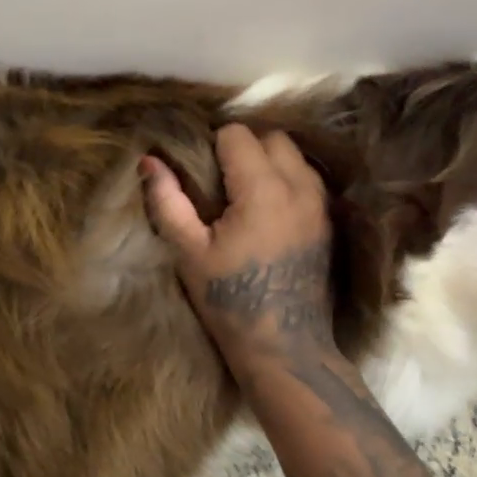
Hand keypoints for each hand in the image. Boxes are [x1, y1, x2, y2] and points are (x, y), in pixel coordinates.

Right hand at [139, 124, 335, 373]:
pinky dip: (284, 178)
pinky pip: (306, 178)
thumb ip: (168, 201)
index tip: (194, 170)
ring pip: (294, 156)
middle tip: (214, 177)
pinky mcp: (328, 220)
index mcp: (262, 189)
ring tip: (237, 191)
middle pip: (272, 137)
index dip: (210, 145)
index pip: (238, 135)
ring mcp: (320, 203)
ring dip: (265, 160)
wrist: (282, 341)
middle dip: (242, 146)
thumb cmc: (227, 295)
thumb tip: (149, 160)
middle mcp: (299, 186)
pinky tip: (261, 208)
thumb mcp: (187, 250)